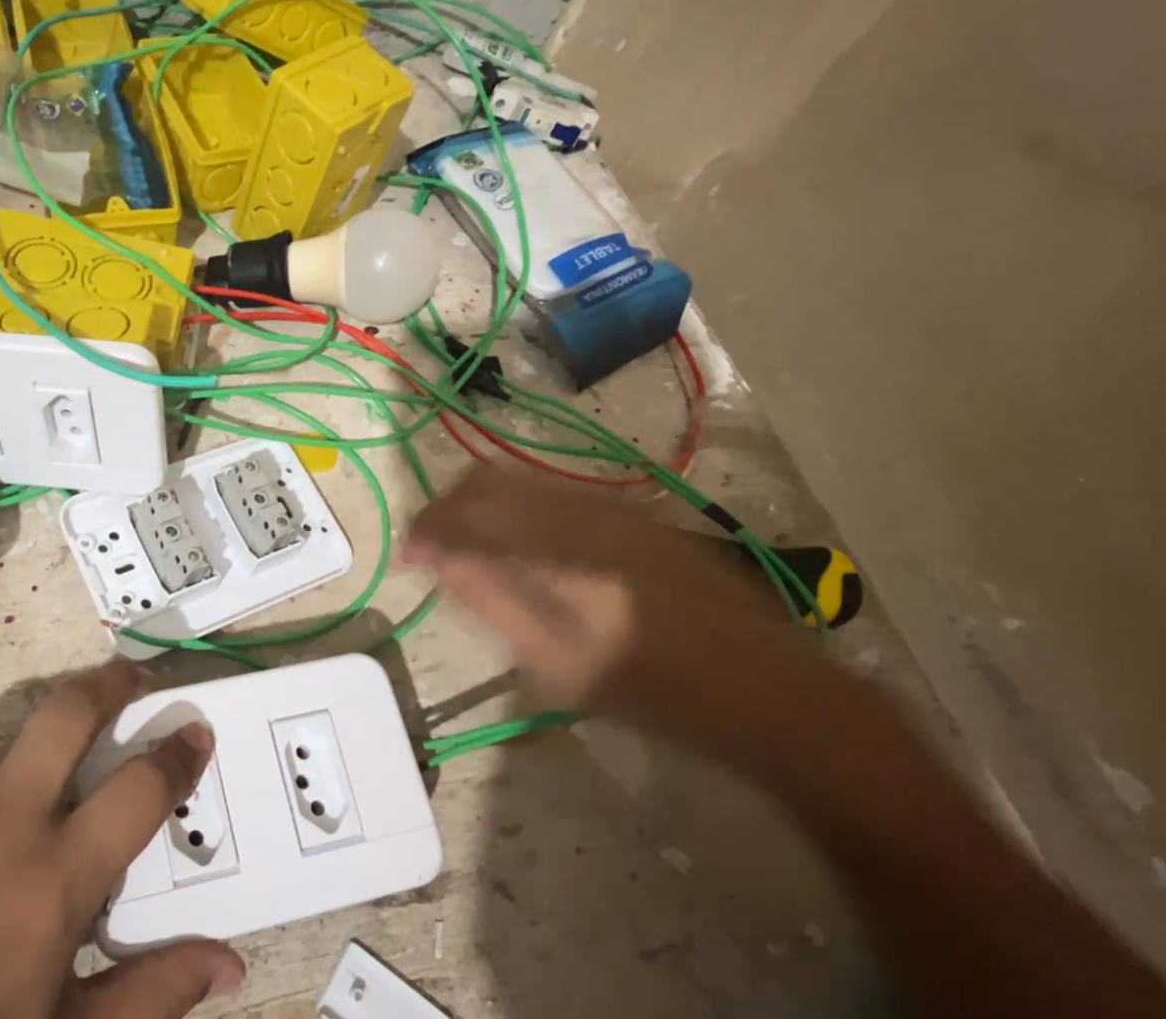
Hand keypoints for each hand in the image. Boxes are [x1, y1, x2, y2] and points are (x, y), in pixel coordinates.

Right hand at [404, 464, 798, 715]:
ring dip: (483, 509)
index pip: (470, 512)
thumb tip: (439, 559)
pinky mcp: (635, 518)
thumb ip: (495, 602)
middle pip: (492, 483)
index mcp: (562, 547)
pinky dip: (520, 514)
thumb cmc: (656, 692)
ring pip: (524, 485)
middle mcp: (583, 511)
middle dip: (449, 509)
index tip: (407, 554)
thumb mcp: (561, 662)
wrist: (767, 689)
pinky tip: (522, 551)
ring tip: (466, 550)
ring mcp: (614, 510)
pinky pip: (556, 498)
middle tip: (429, 549)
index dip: (429, 527)